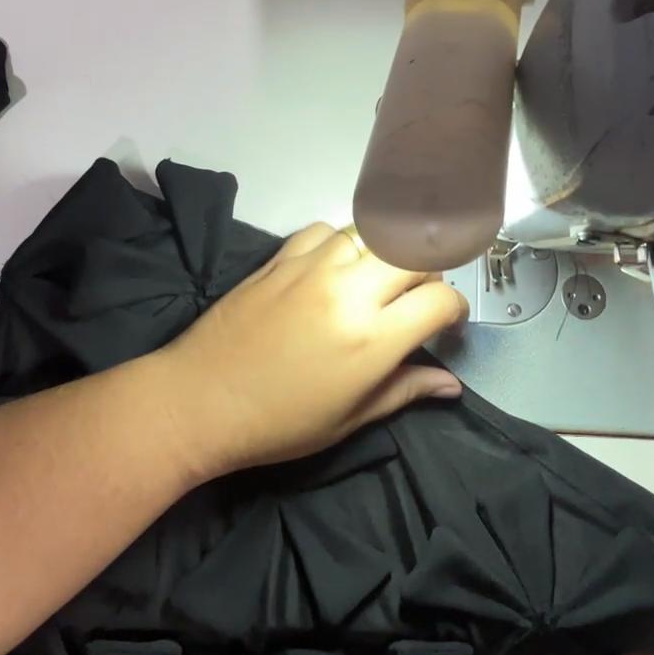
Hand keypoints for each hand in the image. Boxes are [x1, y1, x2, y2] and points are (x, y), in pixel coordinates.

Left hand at [150, 223, 469, 476]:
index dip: (453, 310)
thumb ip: (404, 391)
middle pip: (413, 252)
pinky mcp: (279, 259)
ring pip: (371, 233)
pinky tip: (334, 267)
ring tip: (377, 279)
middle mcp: (349, 291)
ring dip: (386, 252)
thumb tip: (451, 384)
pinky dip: (341, 243)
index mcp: (372, 338)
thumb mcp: (349, 419)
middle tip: (416, 298)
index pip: (439, 298)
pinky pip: (325, 230)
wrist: (199, 401)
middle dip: (428, 271)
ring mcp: (311, 269)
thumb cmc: (279, 423)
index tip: (445, 324)